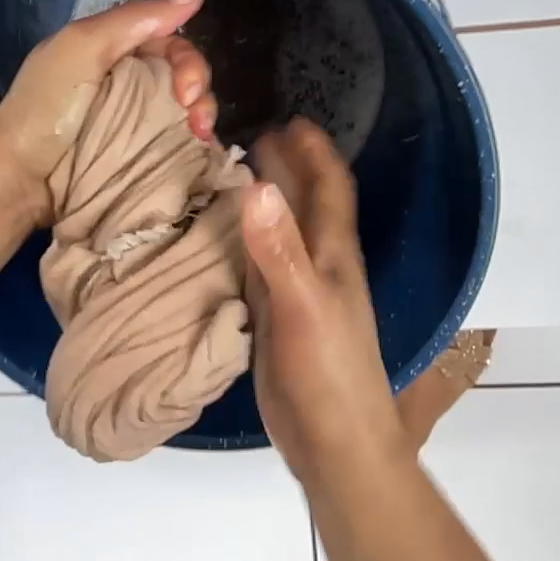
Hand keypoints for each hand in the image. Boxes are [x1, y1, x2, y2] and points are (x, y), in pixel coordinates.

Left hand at [0, 0, 218, 205]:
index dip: (188, 61)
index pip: (170, 43)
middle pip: (183, 76)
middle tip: (198, 121)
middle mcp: (127, 81)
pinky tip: (202, 155)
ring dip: (202, 120)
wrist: (18, 175)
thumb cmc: (47, 104)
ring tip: (202, 140)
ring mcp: (134, 122)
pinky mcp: (137, 156)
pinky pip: (177, 143)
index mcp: (114, 49)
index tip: (187, 92)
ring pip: (186, 110)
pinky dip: (194, 146)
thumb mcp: (84, 45)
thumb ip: (138, 17)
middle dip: (200, 92)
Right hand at [242, 120, 407, 491]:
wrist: (333, 443)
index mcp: (334, 252)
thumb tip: (256, 184)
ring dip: (265, 198)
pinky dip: (245, 238)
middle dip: (286, 165)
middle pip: (304, 202)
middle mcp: (318, 262)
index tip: (292, 118)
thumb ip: (279, 247)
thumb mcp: (302, 304)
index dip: (316, 151)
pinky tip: (225, 230)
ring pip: (282, 229)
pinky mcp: (276, 314)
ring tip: (234, 169)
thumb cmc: (328, 370)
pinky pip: (259, 261)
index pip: (330, 187)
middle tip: (252, 132)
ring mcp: (297, 289)